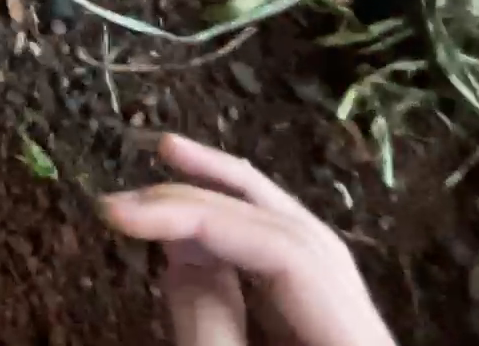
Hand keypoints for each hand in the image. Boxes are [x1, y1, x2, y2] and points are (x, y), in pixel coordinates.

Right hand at [101, 134, 396, 345]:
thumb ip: (206, 321)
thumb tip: (179, 246)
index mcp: (358, 343)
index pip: (283, 250)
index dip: (194, 216)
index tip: (112, 211)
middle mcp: (366, 326)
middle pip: (296, 231)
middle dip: (212, 191)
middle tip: (140, 164)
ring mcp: (349, 327)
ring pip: (294, 238)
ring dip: (225, 194)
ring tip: (169, 151)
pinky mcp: (322, 332)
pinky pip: (280, 270)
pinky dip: (231, 236)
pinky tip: (191, 218)